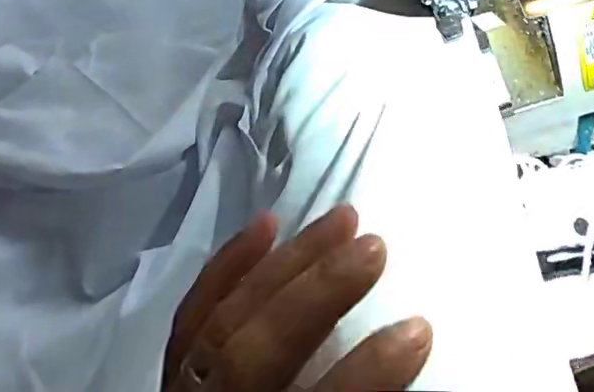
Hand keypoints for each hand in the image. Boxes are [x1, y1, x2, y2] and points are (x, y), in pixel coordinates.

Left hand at [164, 205, 431, 391]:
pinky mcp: (172, 372)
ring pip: (229, 317)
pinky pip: (194, 312)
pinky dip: (230, 265)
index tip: (420, 329)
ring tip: (340, 219)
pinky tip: (267, 225)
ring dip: (288, 261)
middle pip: (259, 350)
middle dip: (320, 293)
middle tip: (376, 247)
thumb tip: (405, 354)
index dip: (369, 374)